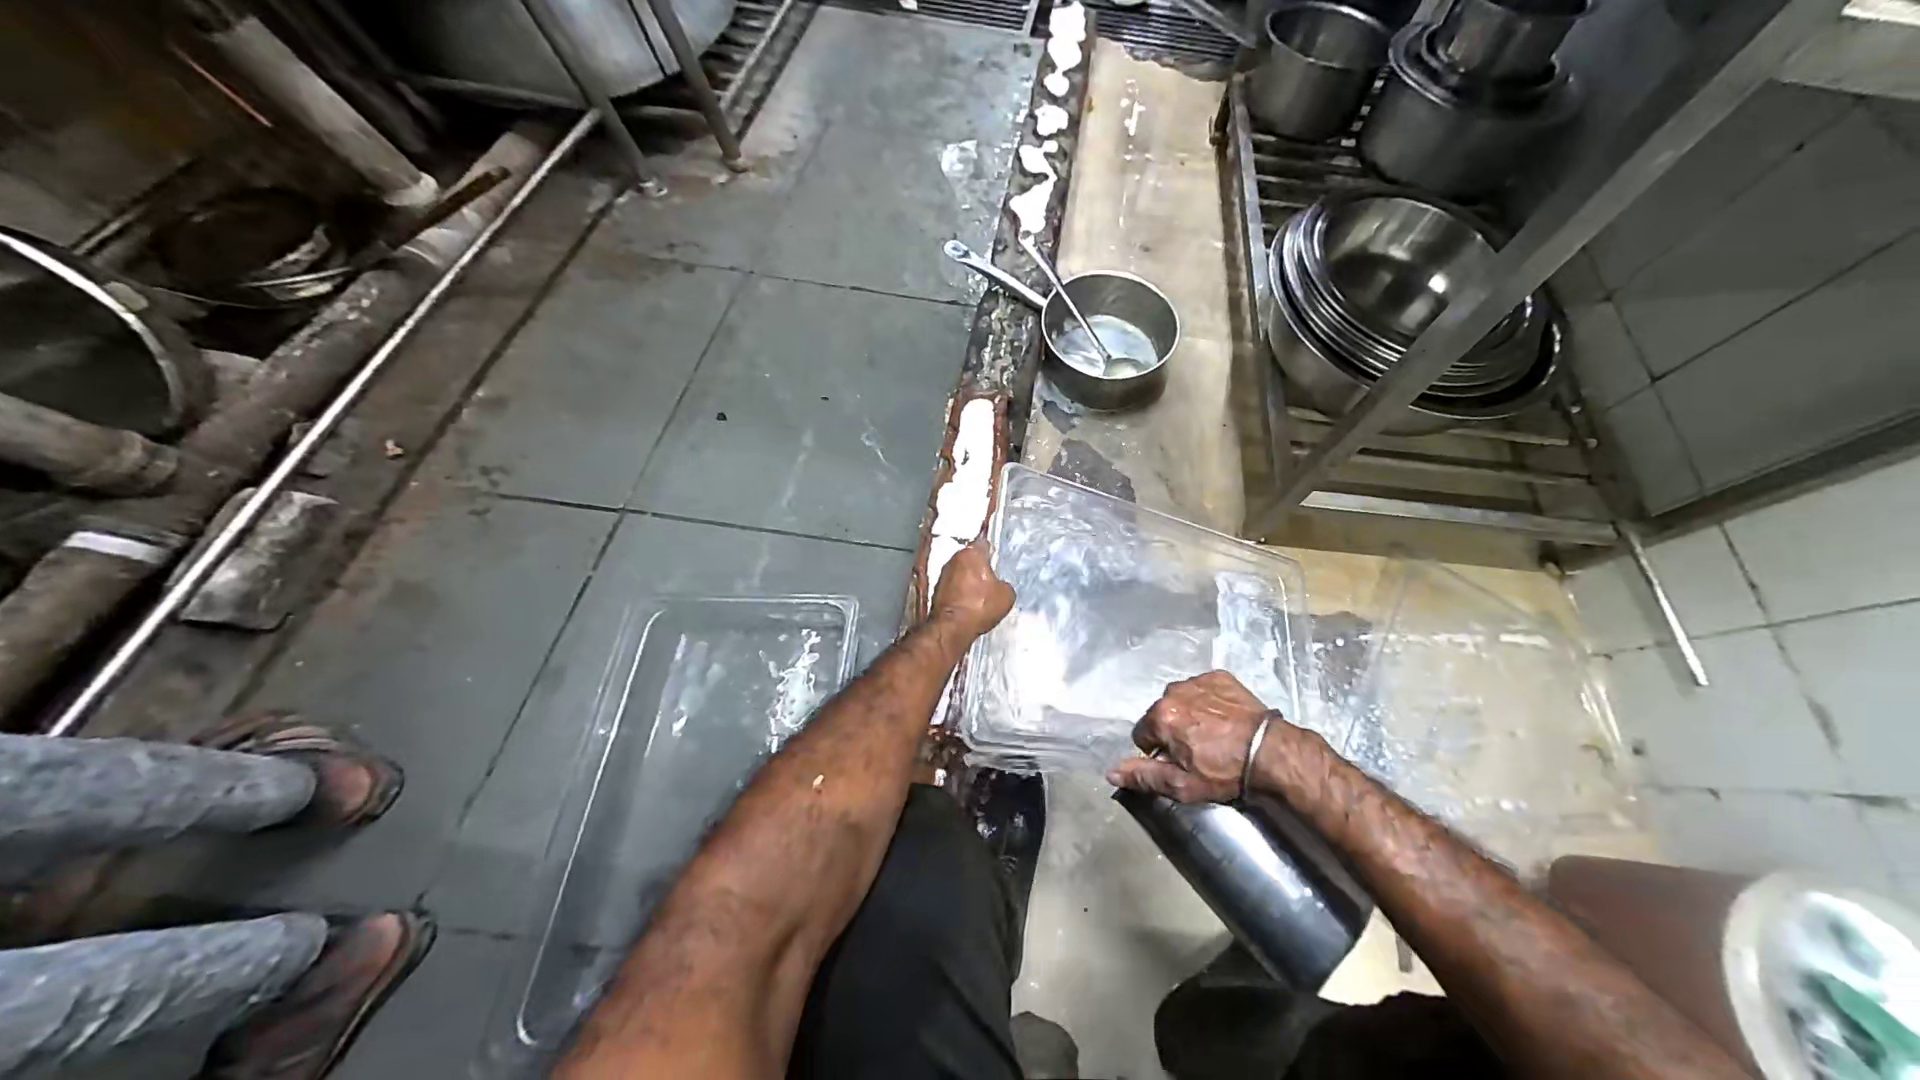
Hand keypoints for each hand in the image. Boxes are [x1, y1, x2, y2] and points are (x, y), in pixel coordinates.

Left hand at [929, 540, 1013, 641]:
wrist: (952, 627)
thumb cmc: (980, 606)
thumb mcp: (1006, 595)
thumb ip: (1004, 583)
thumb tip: (999, 586)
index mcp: (972, 554)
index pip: (984, 544)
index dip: (991, 551)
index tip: (995, 559)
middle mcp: (954, 559)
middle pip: (970, 558)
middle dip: (978, 567)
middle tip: (989, 579)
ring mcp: (943, 574)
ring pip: (960, 572)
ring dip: (967, 579)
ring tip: (978, 594)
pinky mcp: (936, 590)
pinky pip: (952, 586)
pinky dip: (958, 592)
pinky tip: (967, 603)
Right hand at [1107, 671, 1272, 802]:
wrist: (1271, 752)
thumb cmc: (1224, 772)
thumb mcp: (1181, 784)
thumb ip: (1143, 776)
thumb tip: (1111, 771)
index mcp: (1160, 717)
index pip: (1142, 735)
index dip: (1157, 751)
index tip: (1179, 761)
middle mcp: (1173, 692)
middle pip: (1160, 714)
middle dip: (1172, 729)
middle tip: (1197, 749)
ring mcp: (1197, 681)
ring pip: (1180, 699)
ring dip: (1189, 713)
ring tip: (1212, 733)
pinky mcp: (1219, 677)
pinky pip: (1202, 688)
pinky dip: (1208, 701)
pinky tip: (1224, 718)